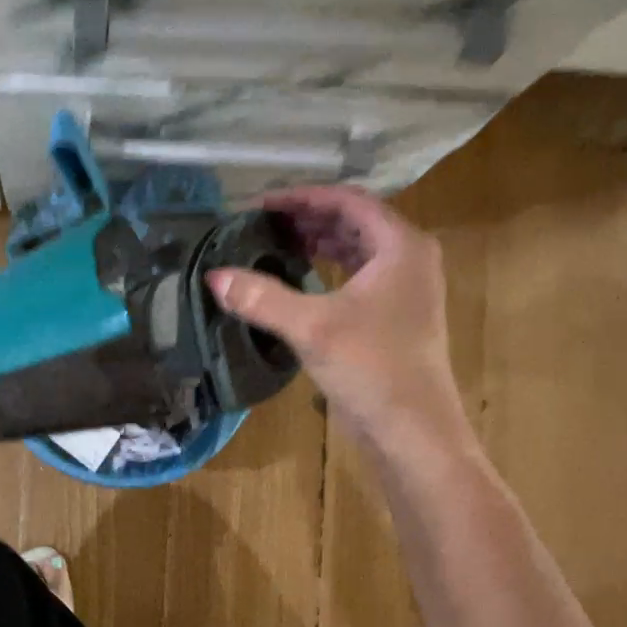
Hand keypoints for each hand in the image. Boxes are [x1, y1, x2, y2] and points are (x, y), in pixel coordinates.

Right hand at [208, 186, 471, 454]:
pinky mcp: (394, 315)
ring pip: (357, 248)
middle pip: (354, 221)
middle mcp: (409, 258)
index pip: (348, 201)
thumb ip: (261, 298)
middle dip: (307, 217)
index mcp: (400, 246)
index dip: (302, 197)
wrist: (412, 429)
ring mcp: (405, 289)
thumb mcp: (311, 327)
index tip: (260, 204)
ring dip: (317, 241)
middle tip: (261, 222)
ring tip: (273, 243)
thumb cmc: (371, 368)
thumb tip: (214, 276)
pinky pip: (358, 274)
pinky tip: (298, 278)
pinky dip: (327, 268)